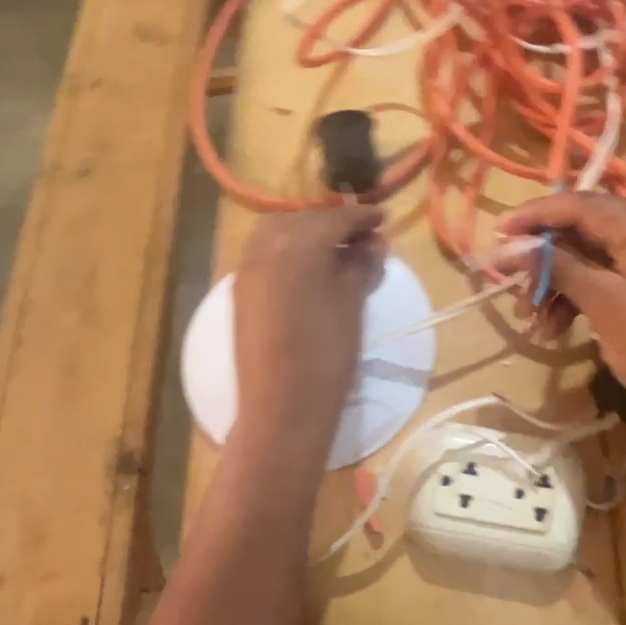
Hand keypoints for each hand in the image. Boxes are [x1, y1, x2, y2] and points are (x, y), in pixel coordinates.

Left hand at [233, 205, 384, 447]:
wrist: (281, 407)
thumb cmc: (326, 354)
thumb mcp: (352, 304)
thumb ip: (362, 265)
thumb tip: (372, 243)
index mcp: (297, 244)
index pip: (335, 218)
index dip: (362, 217)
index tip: (385, 218)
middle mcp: (265, 246)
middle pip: (302, 219)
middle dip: (332, 223)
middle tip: (362, 238)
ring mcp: (247, 268)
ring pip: (279, 234)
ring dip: (308, 235)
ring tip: (337, 254)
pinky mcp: (241, 291)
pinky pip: (267, 255)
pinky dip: (290, 252)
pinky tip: (312, 272)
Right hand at [498, 192, 625, 422]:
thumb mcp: (604, 305)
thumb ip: (560, 268)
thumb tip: (514, 247)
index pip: (583, 205)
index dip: (537, 215)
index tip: (499, 232)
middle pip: (585, 228)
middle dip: (545, 255)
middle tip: (510, 277)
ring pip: (591, 255)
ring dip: (557, 281)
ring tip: (530, 314)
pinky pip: (605, 275)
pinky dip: (578, 294)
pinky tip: (555, 325)